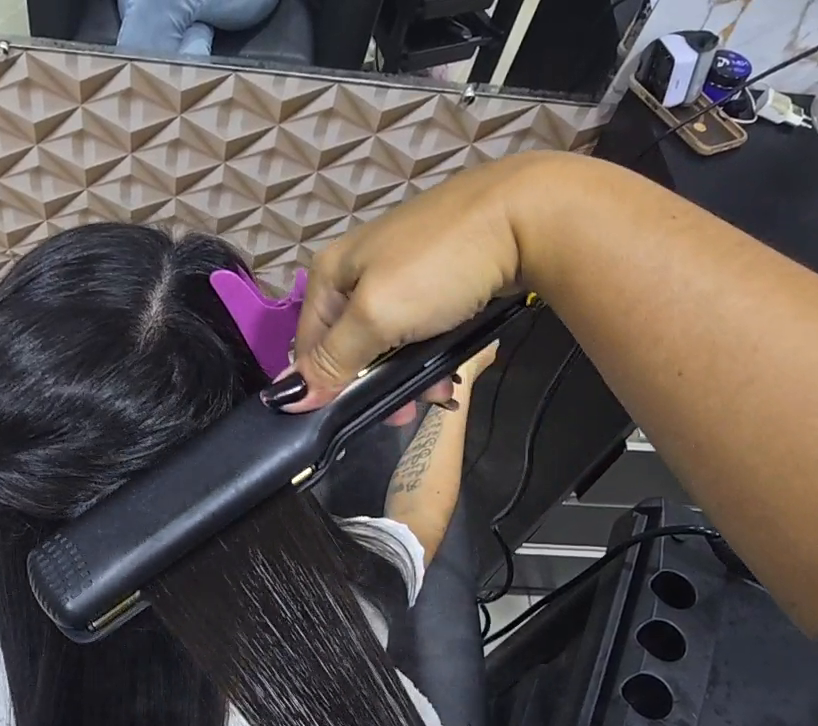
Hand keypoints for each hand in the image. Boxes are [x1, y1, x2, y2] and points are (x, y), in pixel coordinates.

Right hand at [289, 153, 565, 412]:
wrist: (528, 218)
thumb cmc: (439, 268)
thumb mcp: (376, 318)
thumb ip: (333, 360)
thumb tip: (288, 398)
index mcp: (329, 273)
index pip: (307, 346)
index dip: (325, 386)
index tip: (358, 416)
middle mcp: (356, 271)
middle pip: (347, 347)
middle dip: (374, 385)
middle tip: (405, 413)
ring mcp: (397, 272)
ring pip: (386, 343)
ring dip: (406, 377)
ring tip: (438, 395)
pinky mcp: (433, 277)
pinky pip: (416, 329)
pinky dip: (428, 354)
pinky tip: (449, 370)